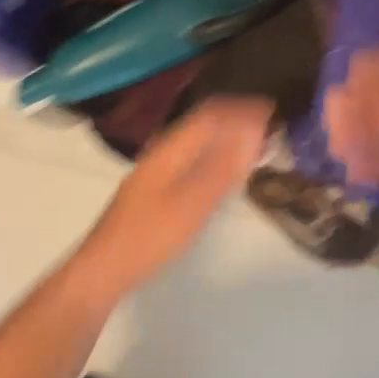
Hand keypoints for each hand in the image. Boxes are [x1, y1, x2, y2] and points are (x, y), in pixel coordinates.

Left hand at [74, 97, 273, 299]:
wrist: (104, 268)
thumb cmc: (149, 236)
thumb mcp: (191, 203)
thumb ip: (222, 168)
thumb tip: (253, 131)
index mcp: (170, 149)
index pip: (212, 114)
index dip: (243, 109)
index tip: (274, 112)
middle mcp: (163, 151)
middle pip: (205, 123)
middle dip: (237, 121)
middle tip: (270, 129)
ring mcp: (157, 170)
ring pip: (198, 142)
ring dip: (227, 138)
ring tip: (256, 147)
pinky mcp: (157, 188)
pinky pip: (193, 159)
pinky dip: (216, 157)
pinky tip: (226, 173)